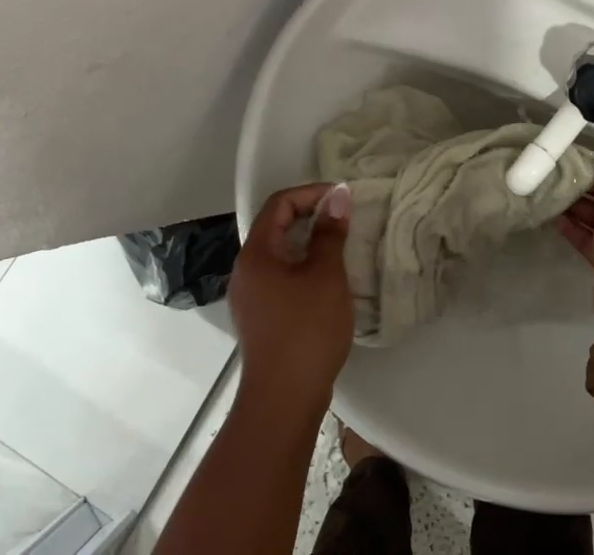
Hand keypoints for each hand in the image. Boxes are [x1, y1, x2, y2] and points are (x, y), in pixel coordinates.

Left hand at [231, 182, 354, 408]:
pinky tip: (329, 282)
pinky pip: (281, 278)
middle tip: (347, 220)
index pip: (279, 204)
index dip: (312, 193)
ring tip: (343, 247)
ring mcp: (250, 297)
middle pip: (276, 227)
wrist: (284, 399)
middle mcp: (246, 271)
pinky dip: (304, 268)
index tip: (344, 199)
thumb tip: (338, 197)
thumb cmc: (306, 330)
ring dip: (310, 244)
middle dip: (312, 217)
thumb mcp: (326, 276)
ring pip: (280, 255)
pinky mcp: (261, 318)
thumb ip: (330, 234)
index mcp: (256, 254)